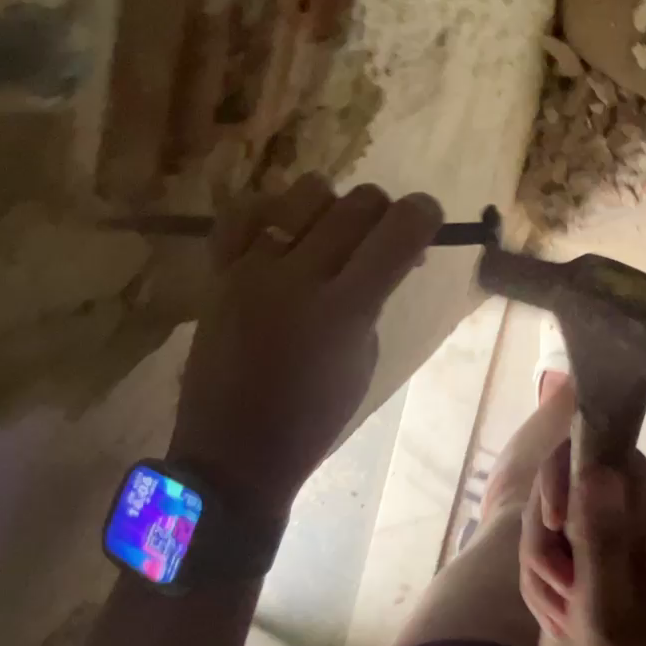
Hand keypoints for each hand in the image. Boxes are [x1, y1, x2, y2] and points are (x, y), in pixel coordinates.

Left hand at [169, 174, 443, 522]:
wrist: (231, 453)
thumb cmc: (312, 420)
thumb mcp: (365, 360)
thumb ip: (375, 299)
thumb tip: (388, 253)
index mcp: (344, 310)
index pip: (400, 231)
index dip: (425, 213)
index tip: (427, 219)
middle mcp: (298, 277)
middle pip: (358, 203)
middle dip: (383, 211)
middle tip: (380, 237)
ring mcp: (252, 269)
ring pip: (306, 192)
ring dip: (330, 206)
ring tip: (326, 235)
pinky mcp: (218, 271)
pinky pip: (243, 212)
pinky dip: (270, 210)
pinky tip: (280, 231)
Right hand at [520, 442, 645, 645]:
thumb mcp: (610, 599)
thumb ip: (601, 533)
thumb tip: (595, 469)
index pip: (587, 451)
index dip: (556, 483)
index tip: (553, 530)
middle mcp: (644, 493)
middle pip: (563, 482)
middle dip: (546, 538)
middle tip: (558, 590)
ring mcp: (627, 511)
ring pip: (557, 511)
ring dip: (546, 561)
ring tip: (561, 606)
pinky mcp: (614, 530)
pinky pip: (564, 532)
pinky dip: (554, 568)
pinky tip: (563, 603)